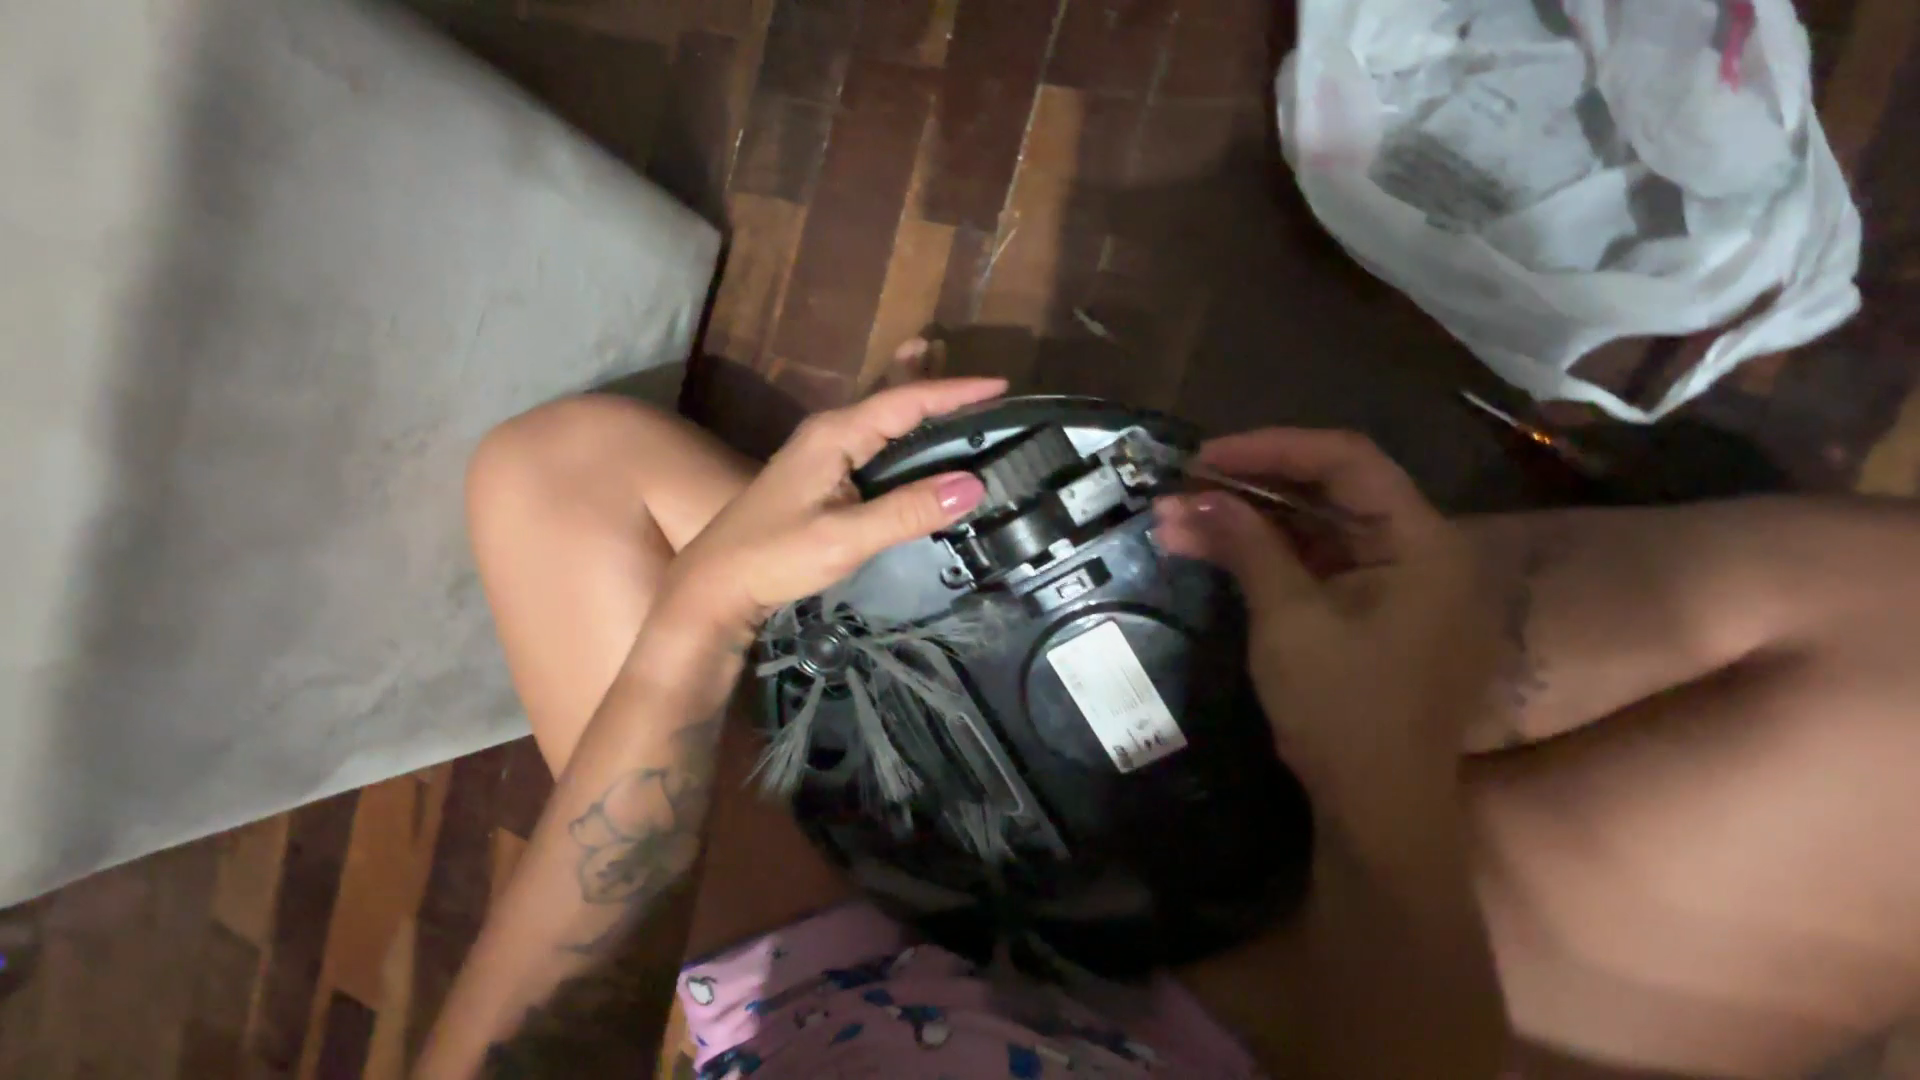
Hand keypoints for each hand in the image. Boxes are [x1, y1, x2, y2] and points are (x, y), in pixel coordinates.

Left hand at [659, 377, 1005, 639]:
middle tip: (989, 386)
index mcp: (835, 434)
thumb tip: (974, 484)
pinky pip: (877, 444)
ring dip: (924, 408)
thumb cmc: (775, 556)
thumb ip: (908, 511)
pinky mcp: (824, 476)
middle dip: (941, 387)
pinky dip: (907, 437)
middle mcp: (830, 432)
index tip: (1002, 388)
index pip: (905, 401)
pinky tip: (922, 446)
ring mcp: (824, 453)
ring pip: (885, 420)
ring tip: (964, 396)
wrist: (717, 583)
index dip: (955, 392)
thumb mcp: (846, 537)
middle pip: (896, 400)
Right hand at [1153, 430, 1498, 811]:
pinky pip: (1315, 564)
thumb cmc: (1344, 710)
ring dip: (1247, 523)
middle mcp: (1417, 550)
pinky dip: (1264, 556)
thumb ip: (1248, 545)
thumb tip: (1194, 494)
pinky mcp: (1369, 611)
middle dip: (1248, 488)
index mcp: (1422, 542)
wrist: (1377, 807)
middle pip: (1329, 490)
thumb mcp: (1290, 620)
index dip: (1271, 448)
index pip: (1347, 461)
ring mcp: (1393, 583)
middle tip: (1181, 487)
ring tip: (1175, 520)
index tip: (1204, 457)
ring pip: (1315, 529)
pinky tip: (1208, 549)